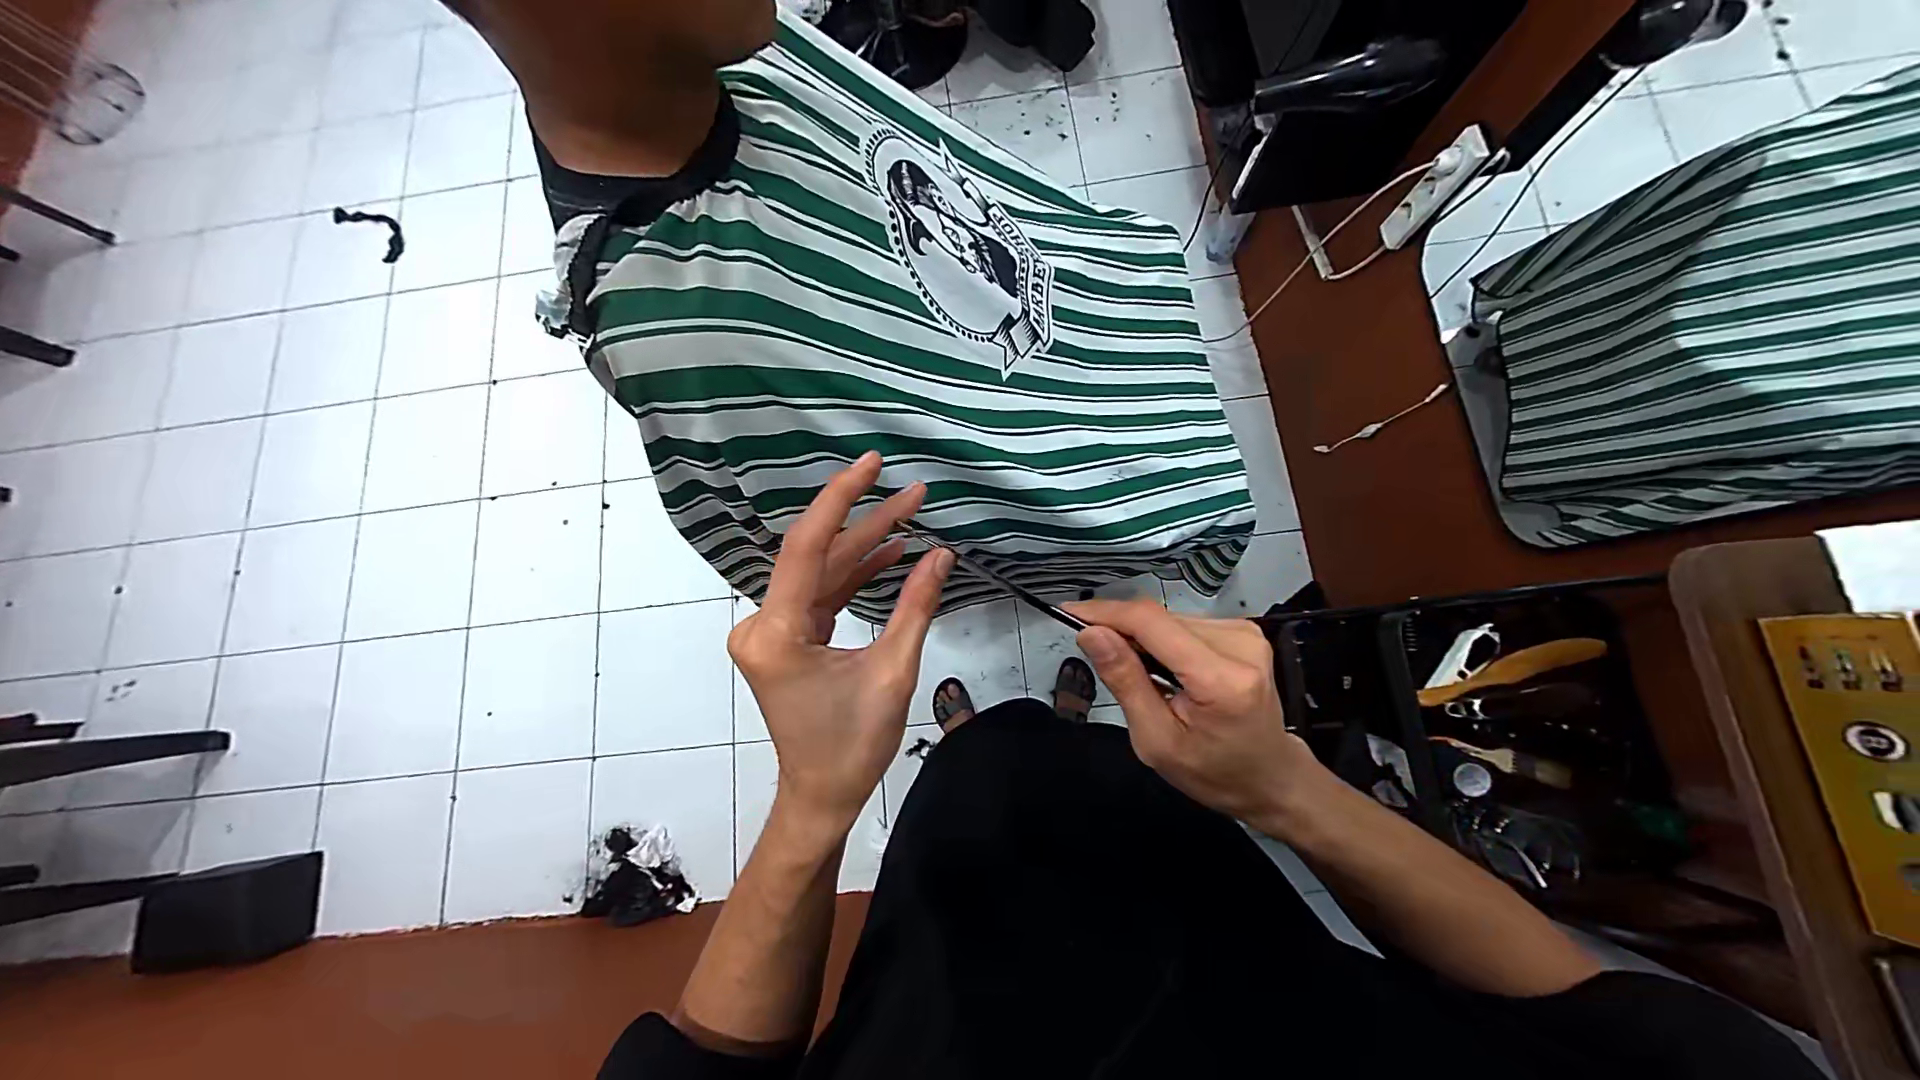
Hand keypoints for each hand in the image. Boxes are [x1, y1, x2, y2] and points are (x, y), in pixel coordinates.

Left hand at [730, 452, 954, 834]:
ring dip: (865, 547)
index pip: (807, 547)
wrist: (821, 794)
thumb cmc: (852, 745)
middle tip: (912, 492)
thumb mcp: (893, 672)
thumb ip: (915, 607)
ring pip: (821, 574)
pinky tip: (890, 553)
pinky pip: (821, 595)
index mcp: (778, 633)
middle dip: (867, 523)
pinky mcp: (786, 639)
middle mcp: (763, 625)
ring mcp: (771, 632)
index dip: (840, 500)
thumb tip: (941, 554)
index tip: (870, 464)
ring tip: (910, 514)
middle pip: (818, 557)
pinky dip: (853, 576)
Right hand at [1065, 599, 1329, 829]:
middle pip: (1158, 619)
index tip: (1068, 613)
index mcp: (1221, 678)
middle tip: (1096, 655)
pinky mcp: (1244, 631)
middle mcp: (1239, 643)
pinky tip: (1164, 669)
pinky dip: (1162, 640)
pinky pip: (1183, 624)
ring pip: (1168, 618)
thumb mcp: (1157, 740)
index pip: (1151, 623)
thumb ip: (1125, 681)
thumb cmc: (1214, 772)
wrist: (1271, 778)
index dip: (1105, 613)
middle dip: (1120, 630)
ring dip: (1142, 637)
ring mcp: (1246, 633)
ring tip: (1139, 674)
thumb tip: (1091, 633)